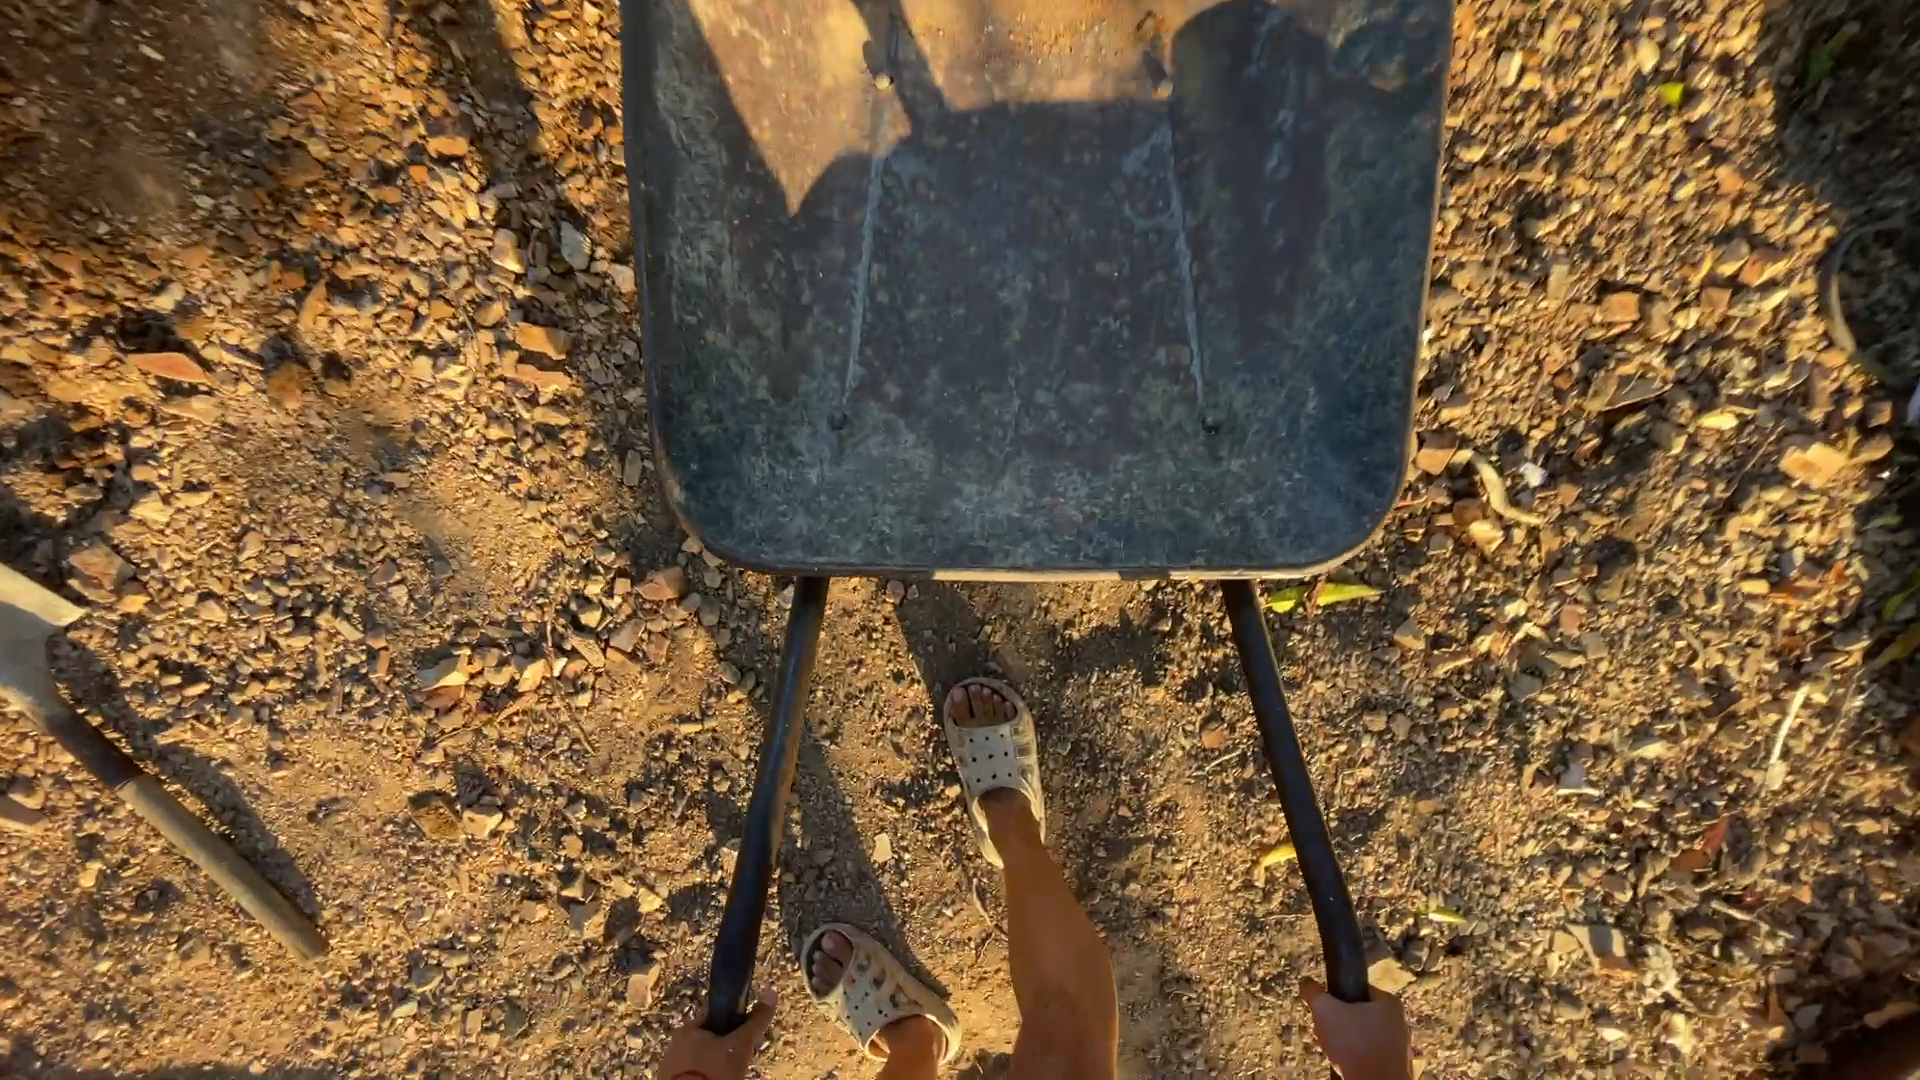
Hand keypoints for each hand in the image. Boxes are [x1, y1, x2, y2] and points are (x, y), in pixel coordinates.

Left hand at [656, 991, 778, 1079]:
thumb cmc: (714, 1073)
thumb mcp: (739, 1047)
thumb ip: (755, 1022)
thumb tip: (771, 992)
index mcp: (687, 1029)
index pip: (714, 1012)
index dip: (733, 1018)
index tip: (744, 1031)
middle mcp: (674, 1044)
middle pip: (708, 1036)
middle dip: (724, 1044)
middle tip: (738, 1056)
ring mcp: (670, 1066)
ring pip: (701, 1056)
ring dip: (715, 1061)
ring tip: (729, 1072)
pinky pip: (694, 1072)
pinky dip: (705, 1074)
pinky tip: (716, 1079)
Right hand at [1300, 980, 1413, 1079]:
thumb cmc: (1354, 1043)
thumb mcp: (1325, 1010)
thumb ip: (1314, 992)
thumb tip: (1306, 982)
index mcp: (1389, 1003)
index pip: (1356, 989)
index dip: (1335, 996)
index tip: (1323, 1008)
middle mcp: (1398, 1024)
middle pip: (1356, 1014)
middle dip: (1335, 1022)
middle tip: (1322, 1029)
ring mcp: (1398, 1049)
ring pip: (1360, 1036)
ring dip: (1340, 1040)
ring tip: (1327, 1046)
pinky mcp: (1394, 1069)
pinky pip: (1367, 1055)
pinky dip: (1352, 1056)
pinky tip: (1339, 1061)